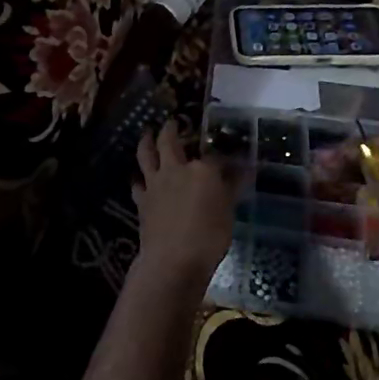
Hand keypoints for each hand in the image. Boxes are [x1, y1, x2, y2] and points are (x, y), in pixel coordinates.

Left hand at [132, 119, 235, 280]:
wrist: (173, 258)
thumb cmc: (209, 236)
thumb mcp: (228, 211)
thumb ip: (231, 188)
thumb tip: (241, 171)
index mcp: (202, 169)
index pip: (213, 154)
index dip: (221, 153)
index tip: (226, 154)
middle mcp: (176, 169)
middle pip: (170, 141)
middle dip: (171, 129)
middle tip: (171, 121)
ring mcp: (155, 183)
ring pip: (146, 154)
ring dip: (146, 141)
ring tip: (147, 133)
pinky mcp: (141, 199)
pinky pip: (137, 182)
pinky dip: (138, 177)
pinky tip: (139, 177)